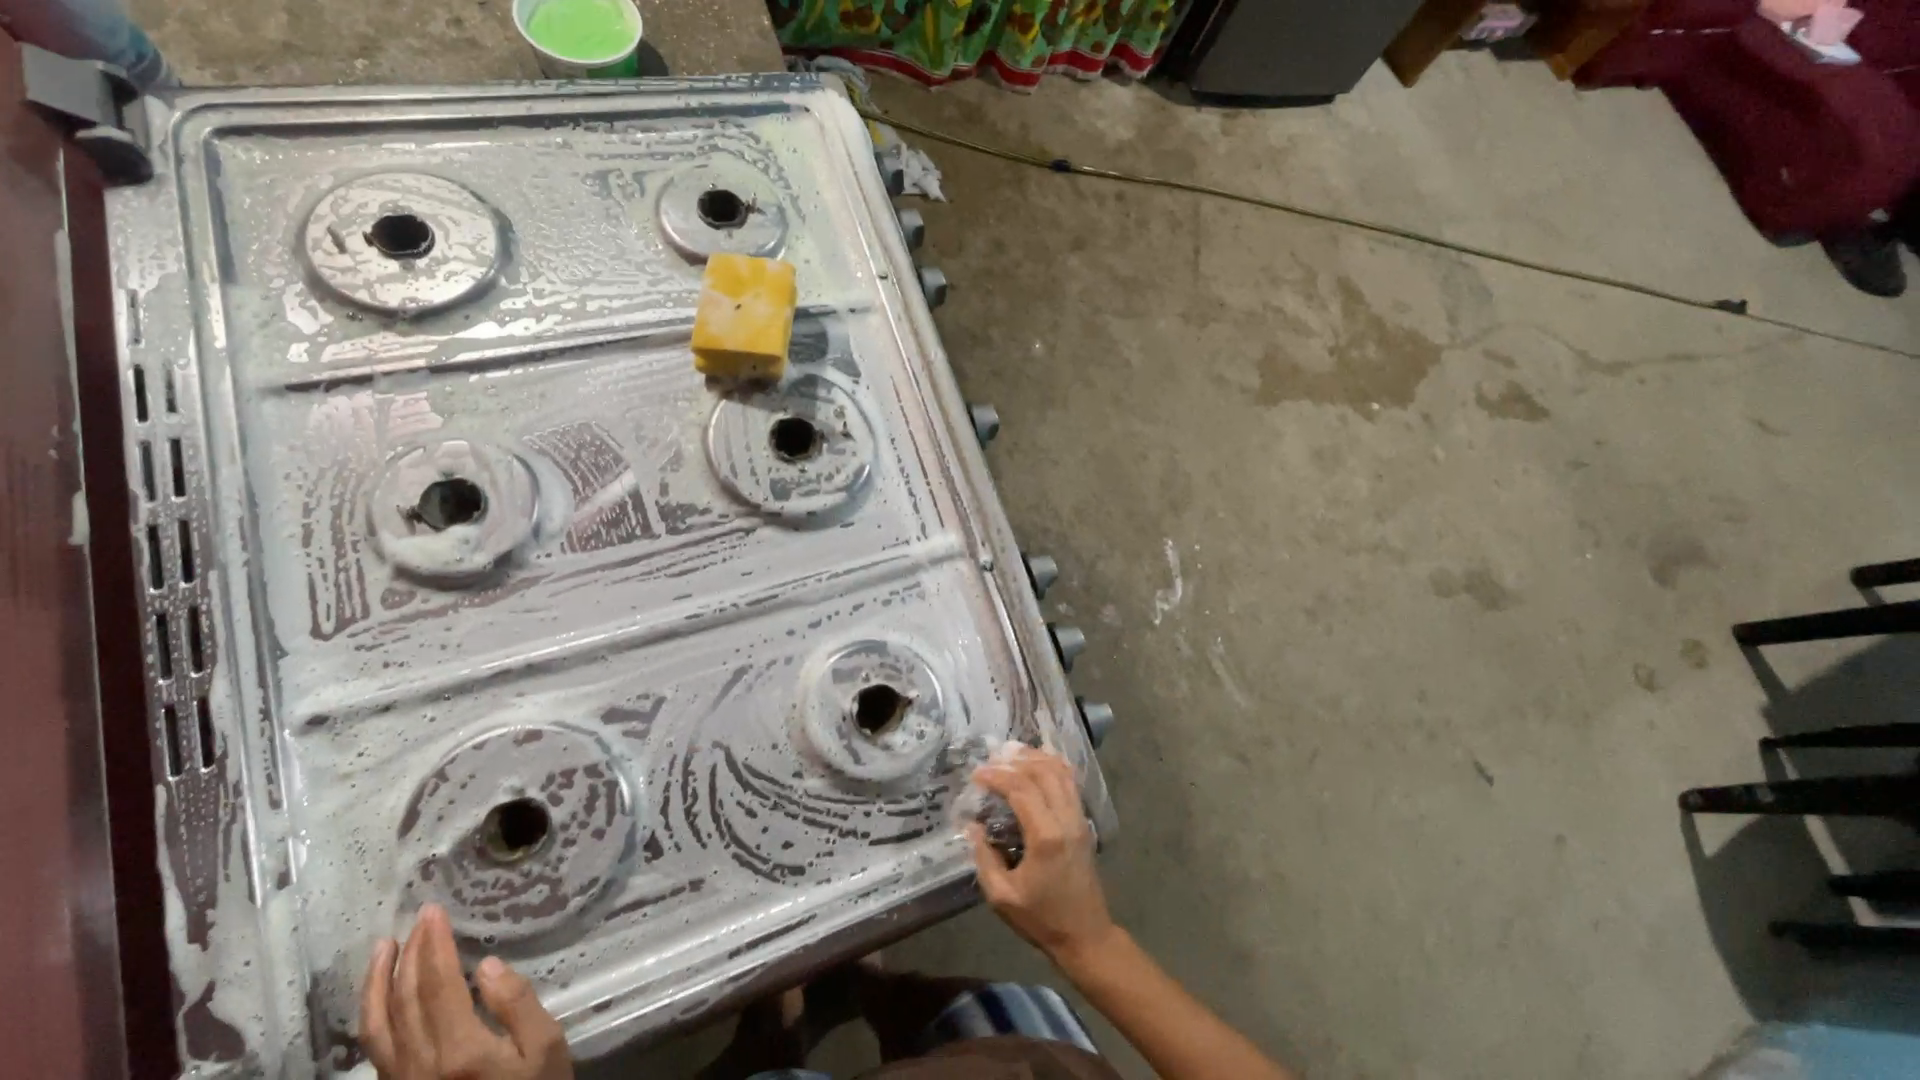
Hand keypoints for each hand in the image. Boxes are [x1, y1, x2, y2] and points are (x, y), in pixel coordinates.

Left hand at [359, 903, 572, 1079]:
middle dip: (410, 953)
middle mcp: (420, 1066)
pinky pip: (375, 1049)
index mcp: (460, 1051)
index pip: (438, 985)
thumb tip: (488, 966)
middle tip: (419, 919)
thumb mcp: (546, 1049)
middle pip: (404, 999)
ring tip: (383, 948)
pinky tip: (381, 997)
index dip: (434, 945)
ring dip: (377, 982)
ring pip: (376, 1026)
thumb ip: (518, 1005)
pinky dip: (373, 1014)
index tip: (434, 912)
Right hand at [967, 745, 1118, 965]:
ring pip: (1061, 772)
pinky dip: (1052, 767)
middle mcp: (1067, 820)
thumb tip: (972, 826)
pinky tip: (1035, 766)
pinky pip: (1070, 783)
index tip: (976, 775)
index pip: (1021, 789)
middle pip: (1043, 772)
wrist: (1085, 936)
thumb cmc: (1041, 919)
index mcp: (1046, 837)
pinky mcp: (1084, 823)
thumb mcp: (1001, 896)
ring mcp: (1080, 819)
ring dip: (1035, 758)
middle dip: (1015, 760)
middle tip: (990, 760)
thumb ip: (983, 857)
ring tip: (1010, 755)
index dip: (997, 776)